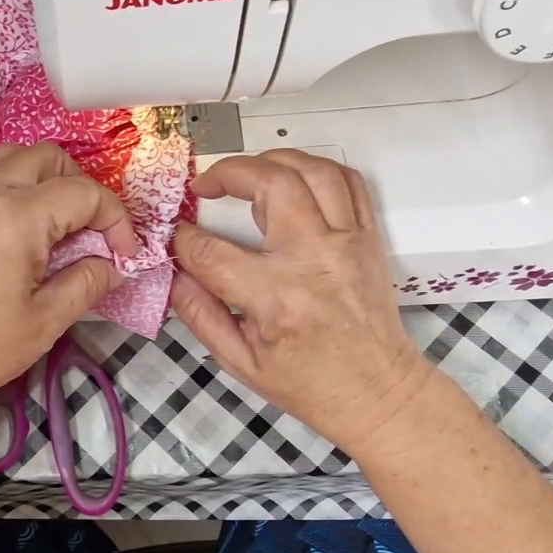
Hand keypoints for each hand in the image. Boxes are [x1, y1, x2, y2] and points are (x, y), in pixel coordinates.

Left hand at [0, 142, 138, 450]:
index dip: (117, 221)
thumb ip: (87, 282)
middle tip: (93, 234)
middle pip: (50, 158)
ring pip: (11, 155)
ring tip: (55, 219)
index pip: (85, 194)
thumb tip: (114, 265)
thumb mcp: (45, 322)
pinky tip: (6, 208)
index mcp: (18, 217)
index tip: (125, 255)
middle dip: (83, 189)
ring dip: (43, 176)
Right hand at [170, 150, 435, 454]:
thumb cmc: (310, 384)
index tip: (175, 238)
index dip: (183, 239)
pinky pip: (348, 182)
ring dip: (273, 160)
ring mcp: (347, 243)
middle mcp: (314, 259)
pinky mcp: (367, 238)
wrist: (378, 393)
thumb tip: (175, 276)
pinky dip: (317, 169)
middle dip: (228, 173)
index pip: (212, 250)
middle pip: (270, 183)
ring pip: (313, 170)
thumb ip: (201, 314)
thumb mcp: (240, 363)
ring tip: (248, 172)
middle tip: (207, 185)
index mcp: (276, 297)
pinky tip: (293, 178)